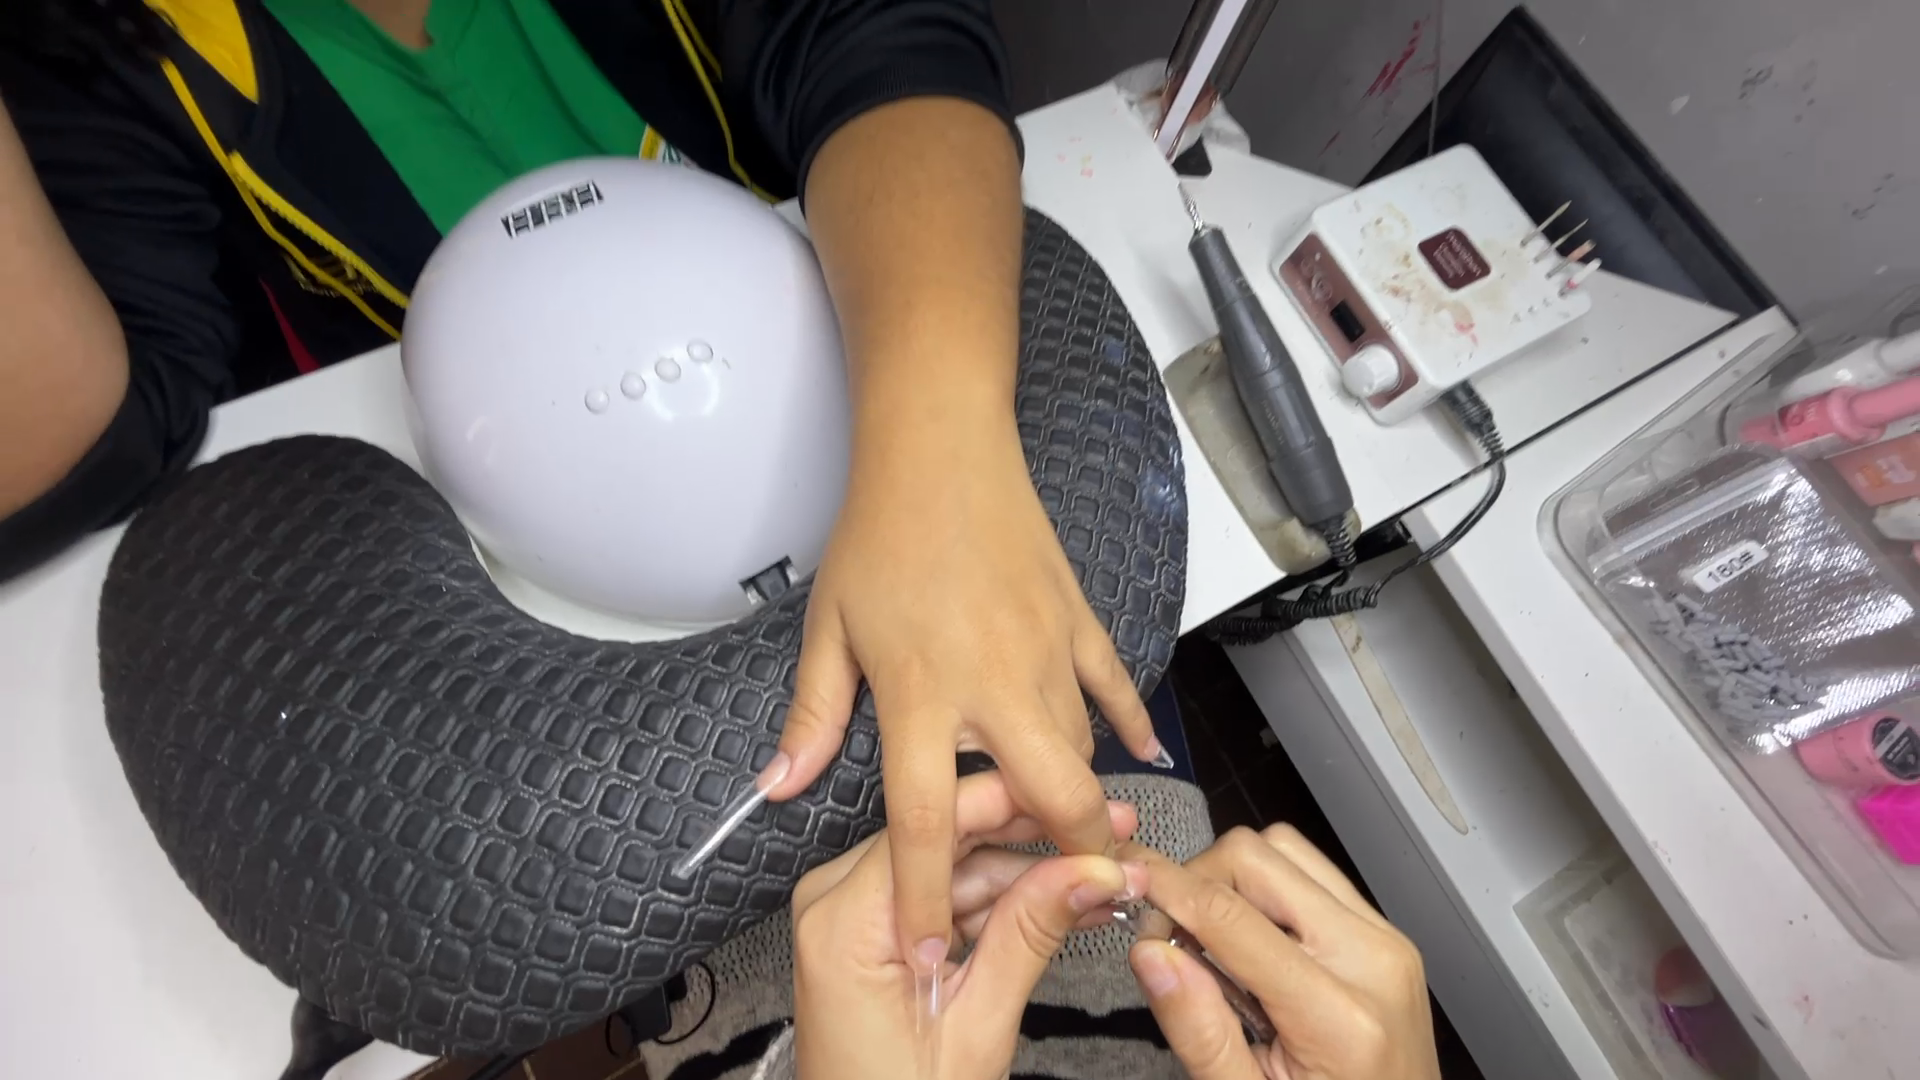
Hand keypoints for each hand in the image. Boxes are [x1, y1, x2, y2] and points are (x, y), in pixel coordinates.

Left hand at [769, 415, 1158, 979]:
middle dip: (1062, 859)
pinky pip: (1116, 683)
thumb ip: (812, 714)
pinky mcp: (1076, 619)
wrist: (940, 451)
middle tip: (1059, 895)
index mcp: (921, 692)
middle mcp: (992, 683)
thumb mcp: (829, 626)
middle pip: (1047, 795)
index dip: (929, 900)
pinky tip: (1140, 752)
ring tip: (1075, 829)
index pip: (925, 821)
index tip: (936, 956)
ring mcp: (1046, 650)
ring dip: (1079, 793)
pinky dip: (1132, 721)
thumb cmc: (880, 534)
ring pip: (1082, 747)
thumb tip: (779, 786)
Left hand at [792, 772, 1148, 1078]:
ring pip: (953, 864)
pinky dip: (997, 901)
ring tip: (1095, 877)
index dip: (1018, 805)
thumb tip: (1090, 868)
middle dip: (1033, 842)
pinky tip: (1055, 899)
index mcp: (845, 919)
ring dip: (1026, 875)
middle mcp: (835, 897)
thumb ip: (1030, 933)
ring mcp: (849, 907)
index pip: (937, 825)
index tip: (1083, 802)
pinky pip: (941, 892)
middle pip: (947, 840)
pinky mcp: (868, 922)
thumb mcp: (976, 1027)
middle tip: (1104, 838)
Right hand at [1124, 826, 1440, 1079]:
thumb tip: (1148, 951)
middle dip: (1196, 879)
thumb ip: (1198, 1030)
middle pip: (1255, 857)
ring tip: (1211, 933)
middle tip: (1170, 932)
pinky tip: (1250, 931)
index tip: (1125, 875)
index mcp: (1342, 1019)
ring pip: (1280, 847)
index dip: (1166, 887)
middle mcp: (1373, 959)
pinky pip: (1306, 867)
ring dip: (1231, 876)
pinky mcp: (1382, 930)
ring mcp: (1384, 938)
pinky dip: (1263, 882)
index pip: (1230, 916)